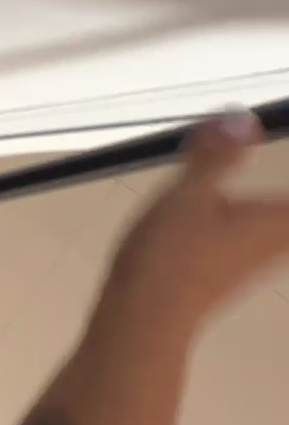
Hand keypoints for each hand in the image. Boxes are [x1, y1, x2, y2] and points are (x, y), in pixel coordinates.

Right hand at [106, 113, 288, 326]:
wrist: (149, 309)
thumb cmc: (171, 252)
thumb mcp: (186, 196)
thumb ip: (215, 157)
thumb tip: (238, 115)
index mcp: (288, 216)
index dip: (281, 164)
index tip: (265, 134)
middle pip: (287, 209)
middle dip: (276, 202)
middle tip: (235, 150)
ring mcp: (269, 252)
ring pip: (279, 221)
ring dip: (272, 209)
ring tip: (227, 173)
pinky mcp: (244, 262)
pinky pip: (268, 232)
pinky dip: (262, 216)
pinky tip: (233, 207)